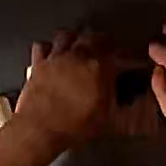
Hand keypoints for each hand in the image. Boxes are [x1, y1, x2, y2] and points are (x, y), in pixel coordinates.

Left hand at [12, 29, 114, 152]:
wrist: (40, 130)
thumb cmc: (74, 126)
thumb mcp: (104, 116)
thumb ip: (111, 94)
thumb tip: (117, 86)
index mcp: (98, 67)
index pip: (116, 52)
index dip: (124, 53)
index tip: (126, 57)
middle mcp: (77, 57)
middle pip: (92, 37)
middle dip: (101, 40)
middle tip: (105, 45)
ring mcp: (56, 58)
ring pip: (66, 34)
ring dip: (74, 37)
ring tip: (78, 44)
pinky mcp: (38, 64)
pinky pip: (42, 46)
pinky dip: (48, 47)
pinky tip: (52, 53)